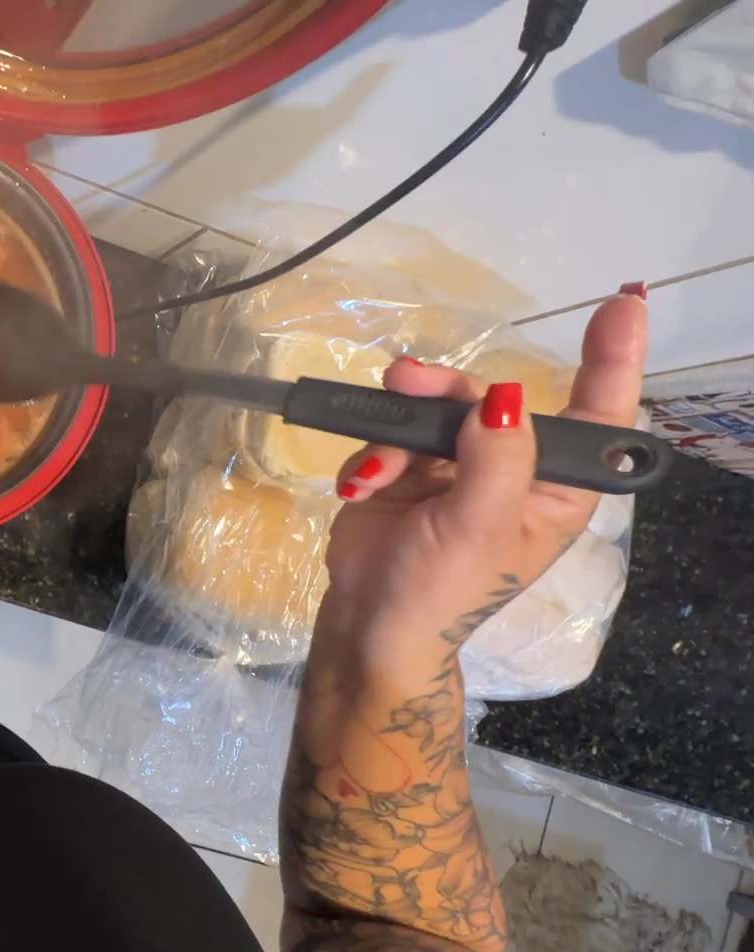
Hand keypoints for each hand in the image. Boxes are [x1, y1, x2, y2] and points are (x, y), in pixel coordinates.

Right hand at [317, 289, 648, 662]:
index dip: (610, 360)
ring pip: (424, 419)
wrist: (370, 619)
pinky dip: (365, 463)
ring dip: (391, 434)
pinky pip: (380, 445)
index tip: (621, 306)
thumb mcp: (479, 525)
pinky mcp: (394, 479)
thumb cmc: (443, 587)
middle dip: (445, 391)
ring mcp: (444, 473)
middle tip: (402, 377)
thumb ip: (495, 459)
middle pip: (484, 405)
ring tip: (368, 471)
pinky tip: (357, 490)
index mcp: (551, 486)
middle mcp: (502, 471)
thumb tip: (501, 395)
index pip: (595, 415)